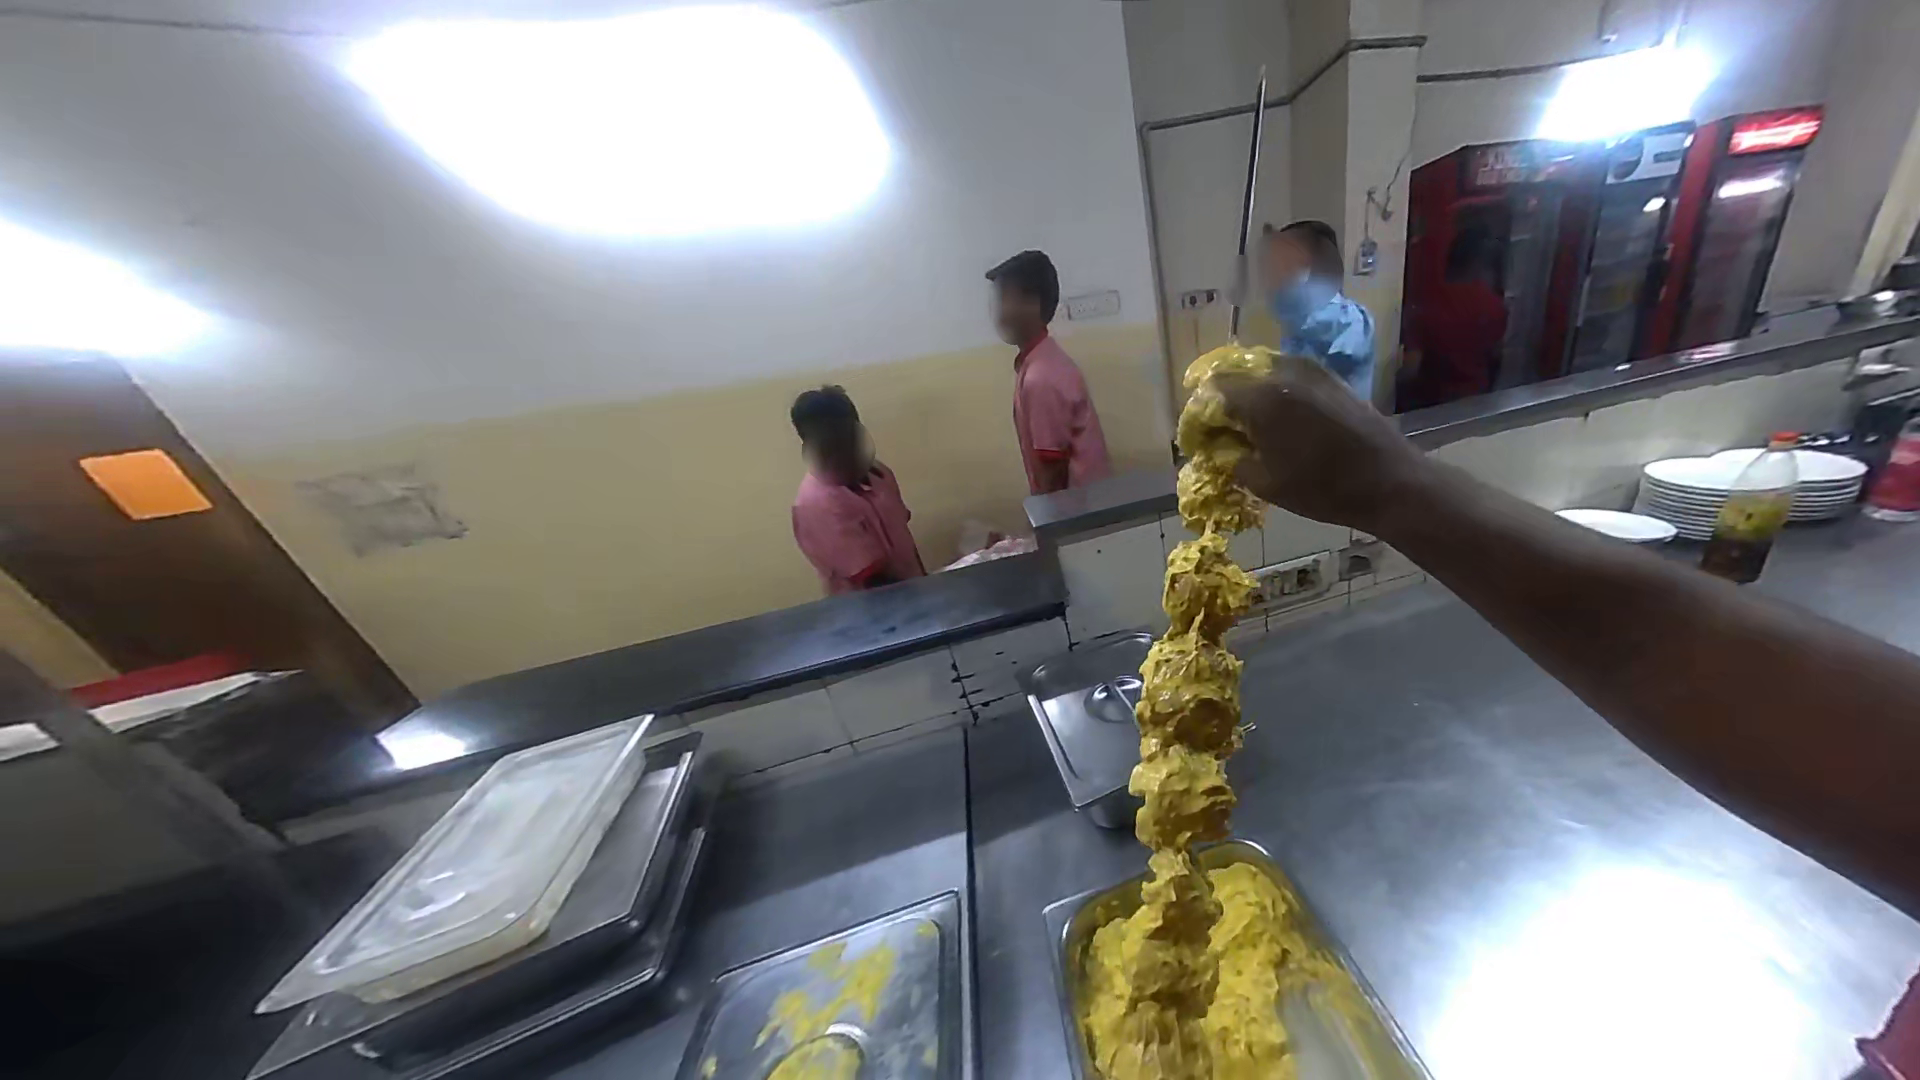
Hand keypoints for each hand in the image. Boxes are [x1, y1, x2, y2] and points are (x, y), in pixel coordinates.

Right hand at [1215, 354, 1428, 532]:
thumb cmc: (1321, 488)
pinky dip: (1273, 391)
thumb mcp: (1263, 483)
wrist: (1391, 482)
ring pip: (1262, 370)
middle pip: (1235, 373)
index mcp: (1261, 399)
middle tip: (1218, 427)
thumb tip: (1217, 448)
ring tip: (1246, 422)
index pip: (1212, 391)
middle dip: (1221, 399)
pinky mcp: (1330, 378)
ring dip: (1247, 392)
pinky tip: (1276, 417)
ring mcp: (1311, 371)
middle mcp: (1283, 374)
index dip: (1200, 412)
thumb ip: (1231, 458)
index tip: (1199, 435)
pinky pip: (1287, 375)